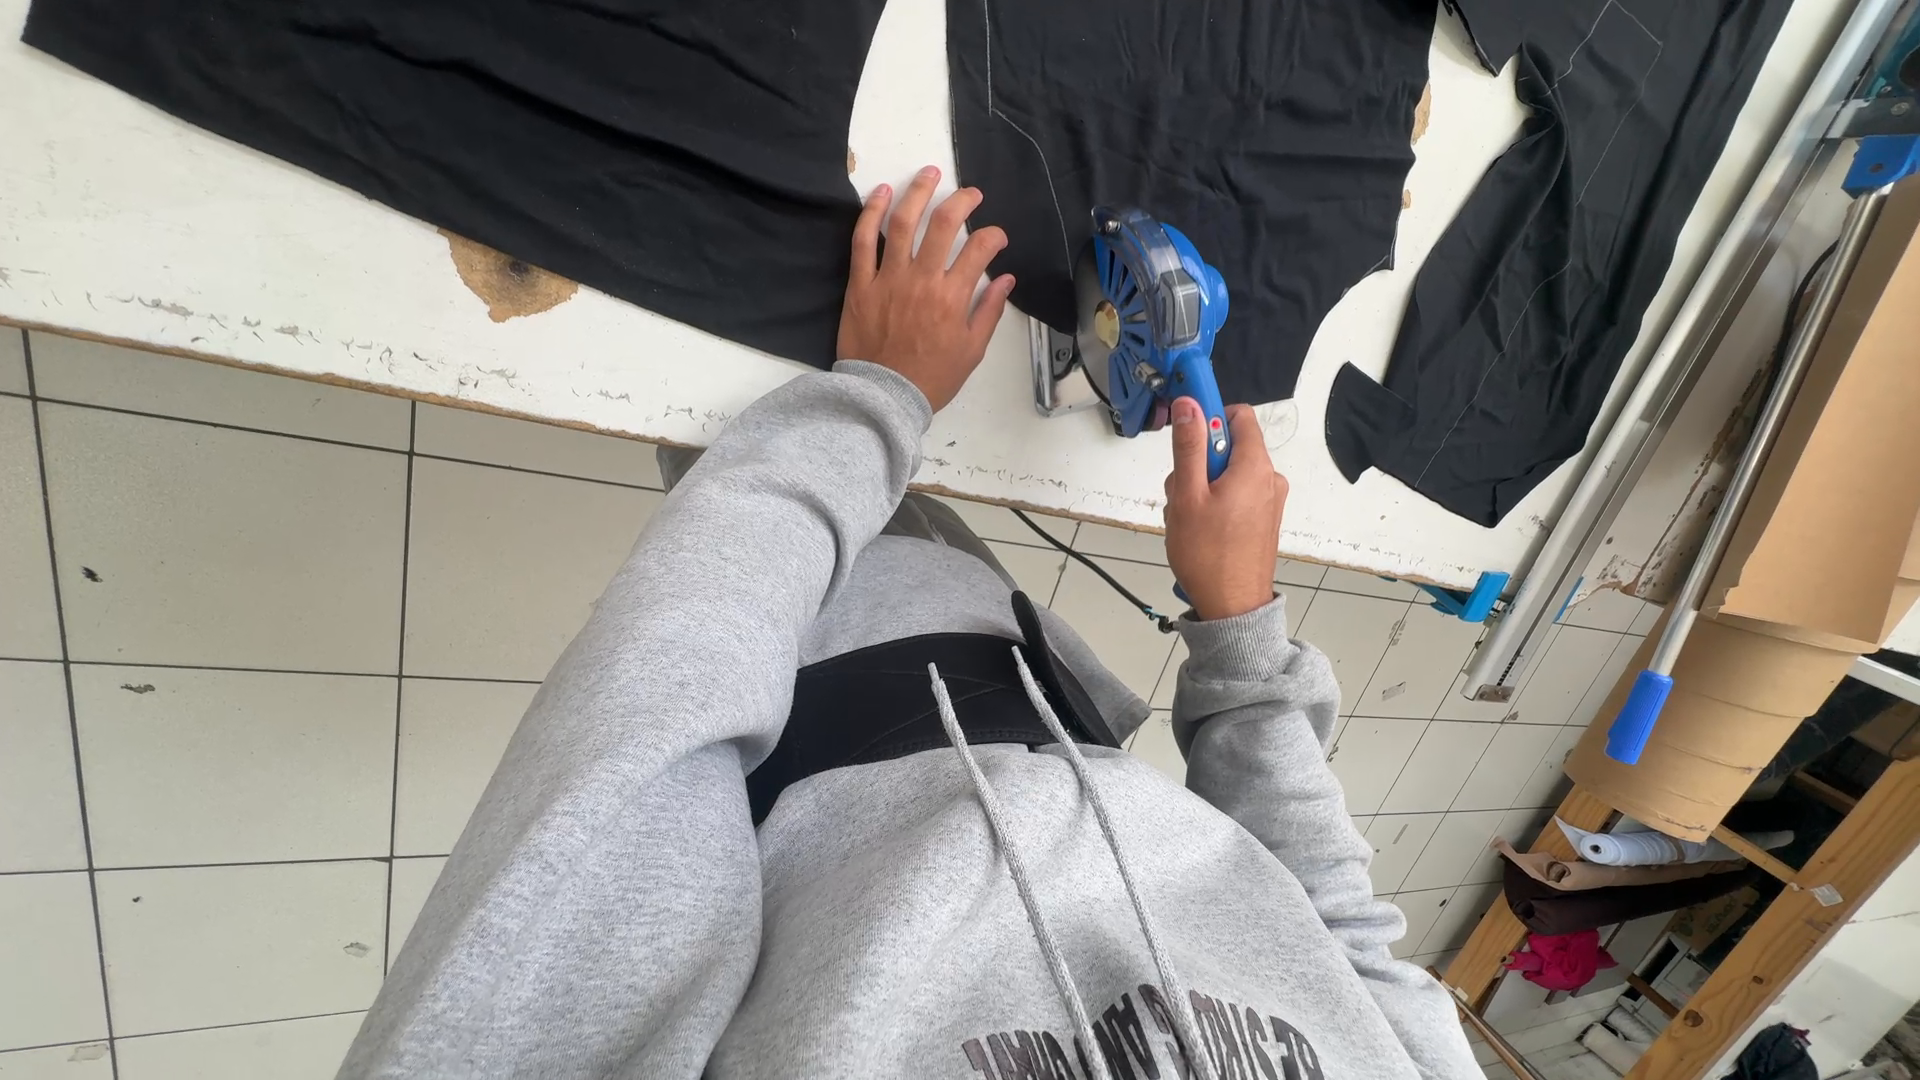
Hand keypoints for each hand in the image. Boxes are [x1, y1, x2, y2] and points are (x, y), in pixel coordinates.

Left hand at [837, 165, 1015, 410]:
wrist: (884, 398)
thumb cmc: (932, 379)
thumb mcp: (972, 351)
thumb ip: (989, 312)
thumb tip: (1007, 279)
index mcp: (952, 297)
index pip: (980, 249)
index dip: (994, 236)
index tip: (997, 238)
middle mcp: (922, 279)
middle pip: (944, 224)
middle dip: (962, 200)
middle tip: (970, 194)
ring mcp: (888, 279)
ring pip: (903, 222)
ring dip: (918, 191)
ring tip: (929, 173)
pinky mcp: (860, 285)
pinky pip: (862, 241)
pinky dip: (871, 212)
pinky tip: (882, 192)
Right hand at [1164, 399, 1288, 620]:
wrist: (1232, 607)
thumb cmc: (1207, 553)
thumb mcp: (1187, 495)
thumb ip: (1188, 446)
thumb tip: (1190, 404)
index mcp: (1255, 466)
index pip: (1237, 415)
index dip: (1208, 415)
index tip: (1182, 433)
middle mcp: (1269, 478)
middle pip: (1227, 447)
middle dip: (1196, 463)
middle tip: (1180, 495)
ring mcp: (1269, 501)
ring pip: (1226, 474)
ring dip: (1200, 488)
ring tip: (1187, 519)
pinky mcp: (1263, 520)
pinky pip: (1234, 496)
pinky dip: (1213, 504)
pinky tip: (1199, 530)